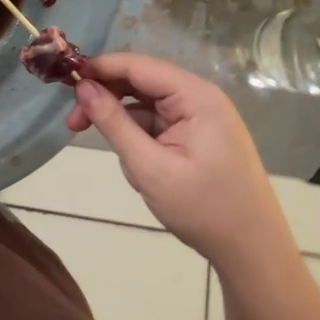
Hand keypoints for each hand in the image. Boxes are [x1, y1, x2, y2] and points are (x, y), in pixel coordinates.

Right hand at [67, 52, 292, 270]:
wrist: (253, 254)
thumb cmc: (204, 209)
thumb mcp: (150, 167)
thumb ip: (114, 123)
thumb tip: (82, 87)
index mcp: (196, 96)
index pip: (137, 65)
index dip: (100, 69)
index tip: (65, 84)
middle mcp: (200, 97)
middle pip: (141, 82)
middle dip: (107, 99)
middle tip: (74, 123)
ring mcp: (201, 117)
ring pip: (146, 105)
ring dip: (124, 125)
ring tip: (120, 160)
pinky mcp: (199, 135)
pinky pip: (158, 123)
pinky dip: (141, 139)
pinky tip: (140, 167)